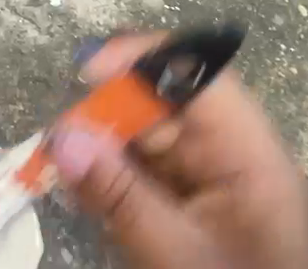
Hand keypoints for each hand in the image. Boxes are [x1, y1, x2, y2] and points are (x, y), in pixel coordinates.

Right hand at [50, 34, 307, 268]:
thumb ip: (121, 196)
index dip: (141, 59)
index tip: (85, 72)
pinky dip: (106, 178)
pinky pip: (141, 171)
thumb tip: (60, 135)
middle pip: (160, 103)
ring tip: (60, 172)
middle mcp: (230, 156)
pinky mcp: (189, 208)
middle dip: (105, 112)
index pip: (197, 74)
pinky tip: (81, 195)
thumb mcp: (179, 258)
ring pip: (142, 136)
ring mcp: (209, 183)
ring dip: (98, 148)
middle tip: (57, 142)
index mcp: (249, 155)